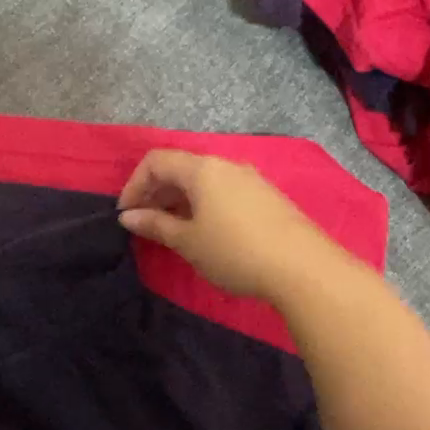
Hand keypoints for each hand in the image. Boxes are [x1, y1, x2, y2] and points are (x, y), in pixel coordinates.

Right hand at [117, 149, 344, 300]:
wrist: (303, 268)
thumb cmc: (234, 251)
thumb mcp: (187, 241)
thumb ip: (155, 224)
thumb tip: (128, 216)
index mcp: (202, 169)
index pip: (156, 161)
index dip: (134, 184)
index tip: (126, 215)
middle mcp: (226, 165)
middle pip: (180, 168)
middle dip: (155, 192)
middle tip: (143, 224)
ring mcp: (250, 180)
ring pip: (203, 181)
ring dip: (178, 200)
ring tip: (169, 230)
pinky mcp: (265, 197)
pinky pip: (222, 192)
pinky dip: (202, 205)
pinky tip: (202, 232)